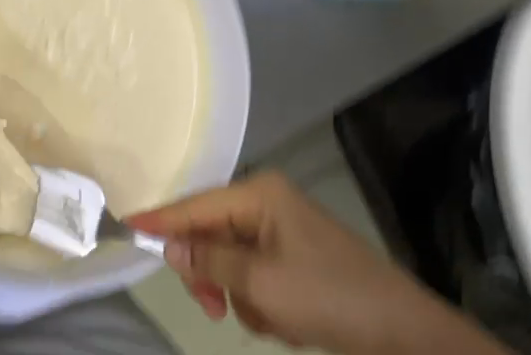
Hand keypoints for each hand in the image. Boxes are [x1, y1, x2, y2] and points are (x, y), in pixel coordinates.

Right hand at [130, 171, 510, 354]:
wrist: (406, 335)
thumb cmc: (329, 297)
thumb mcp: (259, 283)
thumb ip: (208, 263)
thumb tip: (168, 246)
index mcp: (260, 195)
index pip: (195, 206)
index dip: (161, 222)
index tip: (124, 229)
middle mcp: (268, 204)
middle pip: (211, 234)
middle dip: (211, 275)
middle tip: (212, 310)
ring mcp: (284, 232)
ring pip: (232, 262)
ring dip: (242, 296)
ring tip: (269, 321)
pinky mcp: (297, 261)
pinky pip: (256, 276)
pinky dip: (263, 303)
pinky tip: (287, 323)